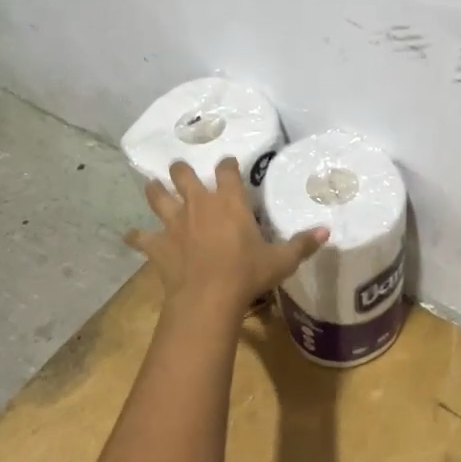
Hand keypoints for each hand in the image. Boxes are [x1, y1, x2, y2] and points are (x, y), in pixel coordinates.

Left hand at [124, 159, 327, 315]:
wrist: (209, 297)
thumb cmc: (248, 273)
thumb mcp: (282, 260)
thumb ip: (302, 244)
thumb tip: (327, 231)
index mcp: (230, 202)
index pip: (227, 172)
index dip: (227, 165)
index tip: (228, 164)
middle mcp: (200, 204)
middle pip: (184, 175)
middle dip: (182, 169)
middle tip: (182, 169)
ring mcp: (175, 223)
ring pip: (158, 197)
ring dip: (155, 190)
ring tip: (154, 186)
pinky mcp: (157, 245)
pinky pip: (141, 236)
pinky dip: (137, 235)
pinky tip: (134, 235)